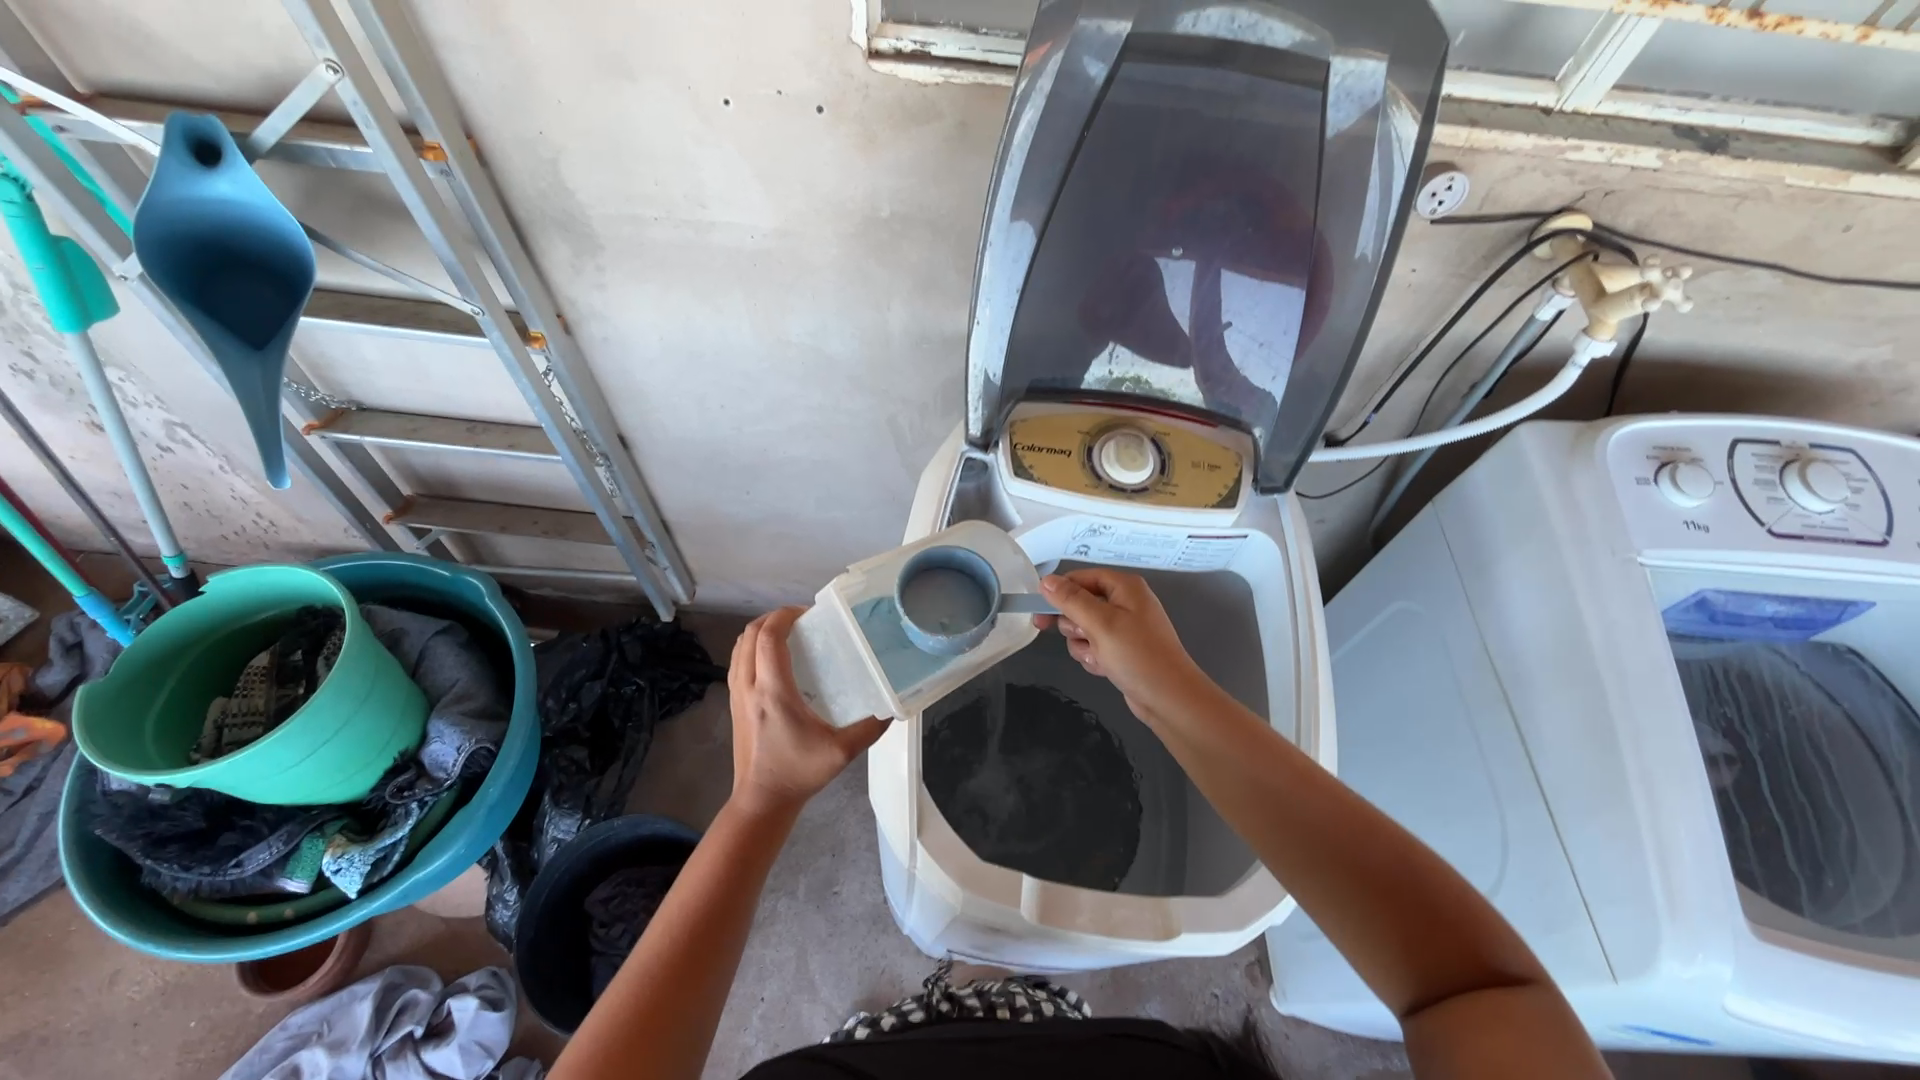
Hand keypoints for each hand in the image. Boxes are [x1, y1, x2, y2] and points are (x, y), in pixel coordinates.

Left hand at [727, 607, 888, 818]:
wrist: (762, 800)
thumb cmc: (798, 773)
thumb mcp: (841, 752)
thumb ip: (869, 729)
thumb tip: (892, 709)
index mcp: (773, 691)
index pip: (769, 637)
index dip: (785, 616)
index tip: (808, 612)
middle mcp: (750, 686)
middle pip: (750, 635)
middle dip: (772, 618)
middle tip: (800, 619)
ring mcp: (737, 695)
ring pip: (739, 647)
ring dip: (759, 632)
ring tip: (786, 634)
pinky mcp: (733, 704)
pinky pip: (737, 662)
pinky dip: (751, 649)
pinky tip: (772, 660)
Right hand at [1034, 569, 1217, 731]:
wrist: (1169, 698)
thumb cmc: (1137, 656)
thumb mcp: (1100, 624)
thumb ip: (1071, 600)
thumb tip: (1045, 581)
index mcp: (1124, 587)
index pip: (1080, 578)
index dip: (1058, 593)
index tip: (1039, 613)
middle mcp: (1124, 602)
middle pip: (1079, 604)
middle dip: (1074, 625)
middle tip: (1082, 637)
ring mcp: (1123, 627)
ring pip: (1082, 629)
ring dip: (1083, 645)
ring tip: (1099, 657)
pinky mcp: (1121, 650)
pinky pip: (1093, 647)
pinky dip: (1093, 657)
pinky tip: (1105, 668)